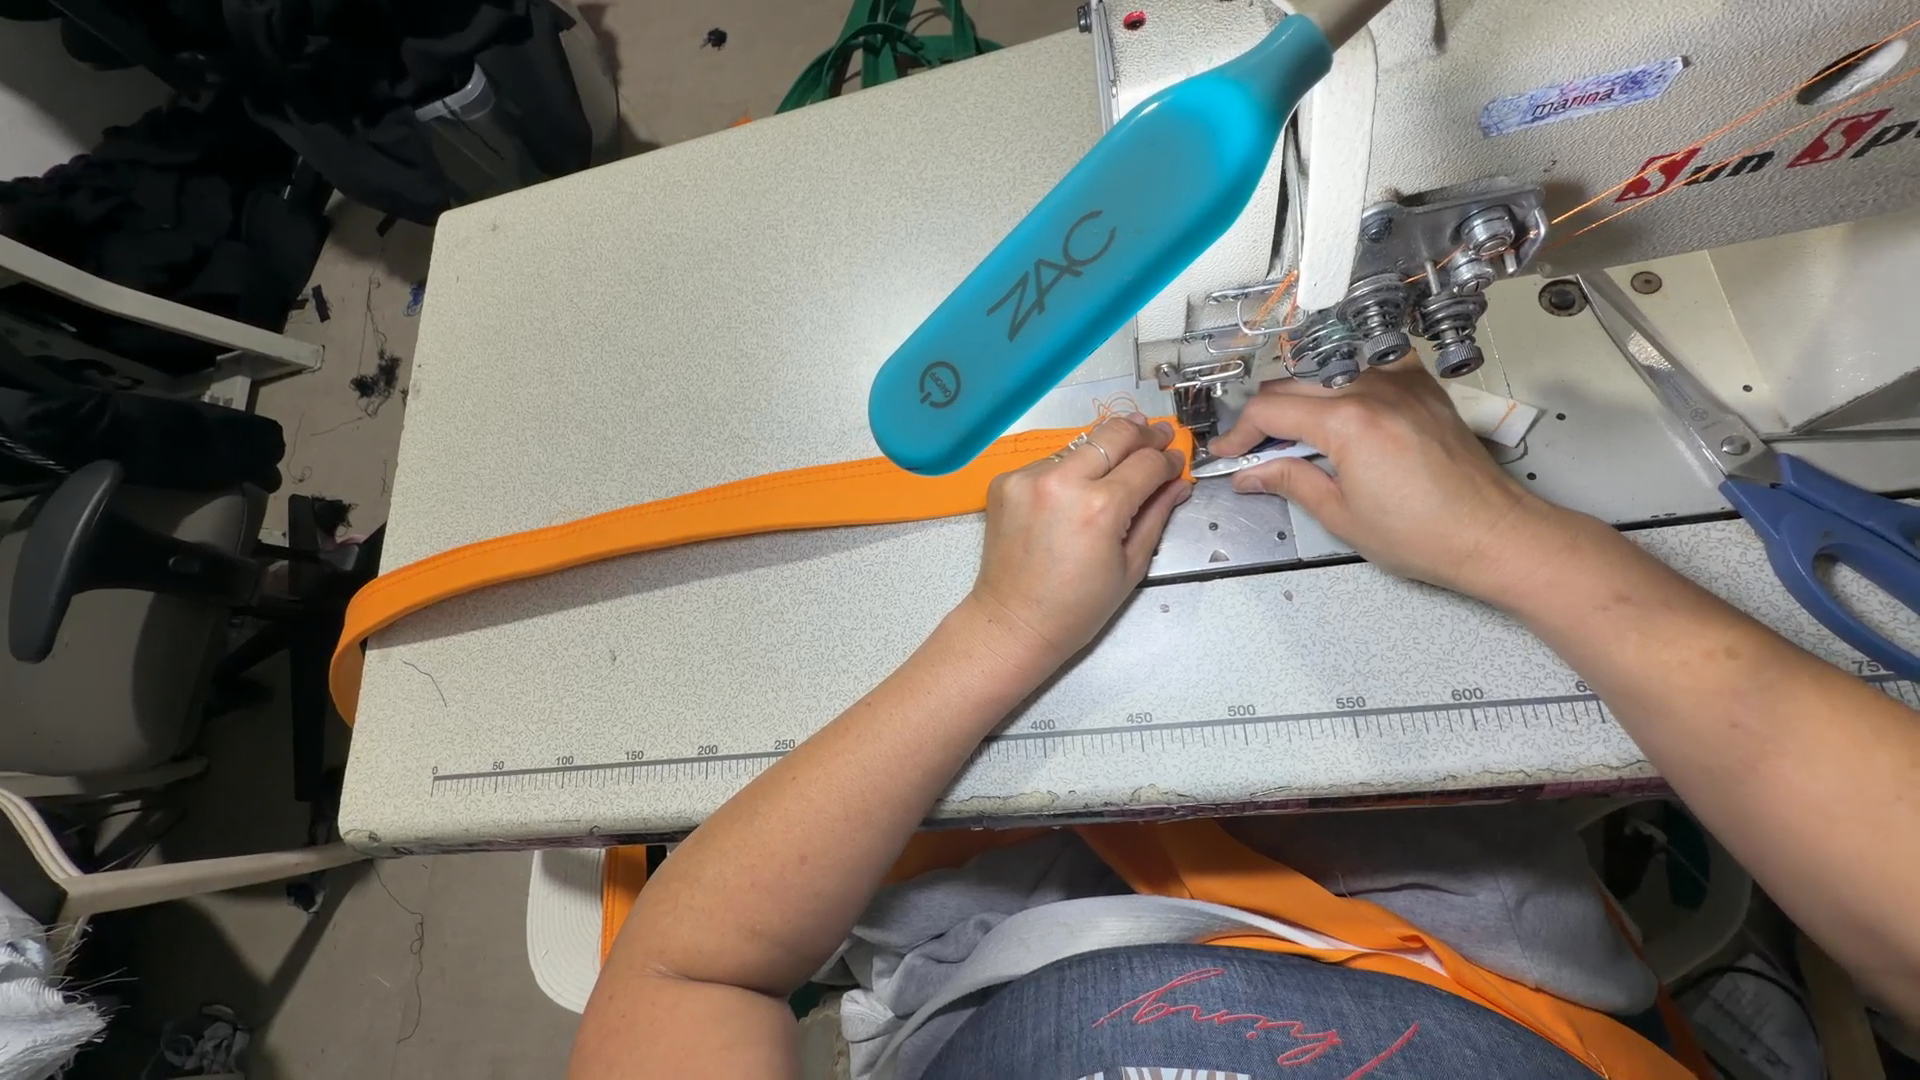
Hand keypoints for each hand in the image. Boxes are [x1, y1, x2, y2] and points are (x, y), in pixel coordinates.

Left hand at [965, 414, 1190, 671]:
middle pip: (1114, 433)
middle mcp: (1061, 481)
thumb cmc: (1078, 607)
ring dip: (1104, 449)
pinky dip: (1069, 469)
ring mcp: (1028, 477)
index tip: (1176, 462)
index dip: (1169, 460)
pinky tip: (1077, 488)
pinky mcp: (1006, 481)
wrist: (1015, 621)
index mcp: (1099, 507)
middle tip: (1158, 436)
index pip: (1147, 462)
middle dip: (1142, 434)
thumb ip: (1156, 514)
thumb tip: (1179, 482)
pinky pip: (1050, 462)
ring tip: (1122, 457)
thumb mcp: (1131, 566)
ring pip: (1080, 443)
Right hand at [1208, 358, 1576, 602]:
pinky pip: (1370, 366)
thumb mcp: (1339, 515)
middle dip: (1262, 418)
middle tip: (1251, 450)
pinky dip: (1344, 382)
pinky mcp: (1423, 388)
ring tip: (1291, 434)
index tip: (1227, 454)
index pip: (1269, 411)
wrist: (1493, 534)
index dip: (1238, 434)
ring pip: (1327, 372)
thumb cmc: (1425, 534)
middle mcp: (1375, 390)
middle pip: (1292, 386)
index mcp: (1348, 423)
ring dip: (1299, 398)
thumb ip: (1289, 481)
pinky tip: (1338, 408)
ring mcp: (1403, 383)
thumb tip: (1251, 474)